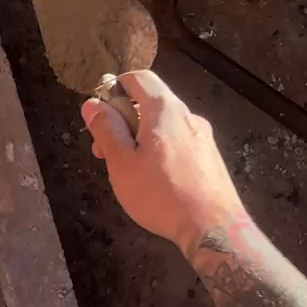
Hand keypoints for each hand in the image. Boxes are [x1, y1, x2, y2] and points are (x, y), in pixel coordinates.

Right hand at [81, 70, 247, 258]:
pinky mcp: (209, 157)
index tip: (100, 116)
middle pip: (149, 102)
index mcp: (164, 111)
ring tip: (126, 170)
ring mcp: (202, 136)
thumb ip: (106, 129)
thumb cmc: (160, 194)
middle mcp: (188, 116)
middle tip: (105, 152)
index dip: (113, 88)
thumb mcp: (121, 163)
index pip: (139, 78)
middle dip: (121, 120)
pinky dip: (157, 149)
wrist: (214, 228)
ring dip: (138, 137)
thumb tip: (92, 104)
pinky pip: (176, 140)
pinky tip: (152, 180)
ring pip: (162, 124)